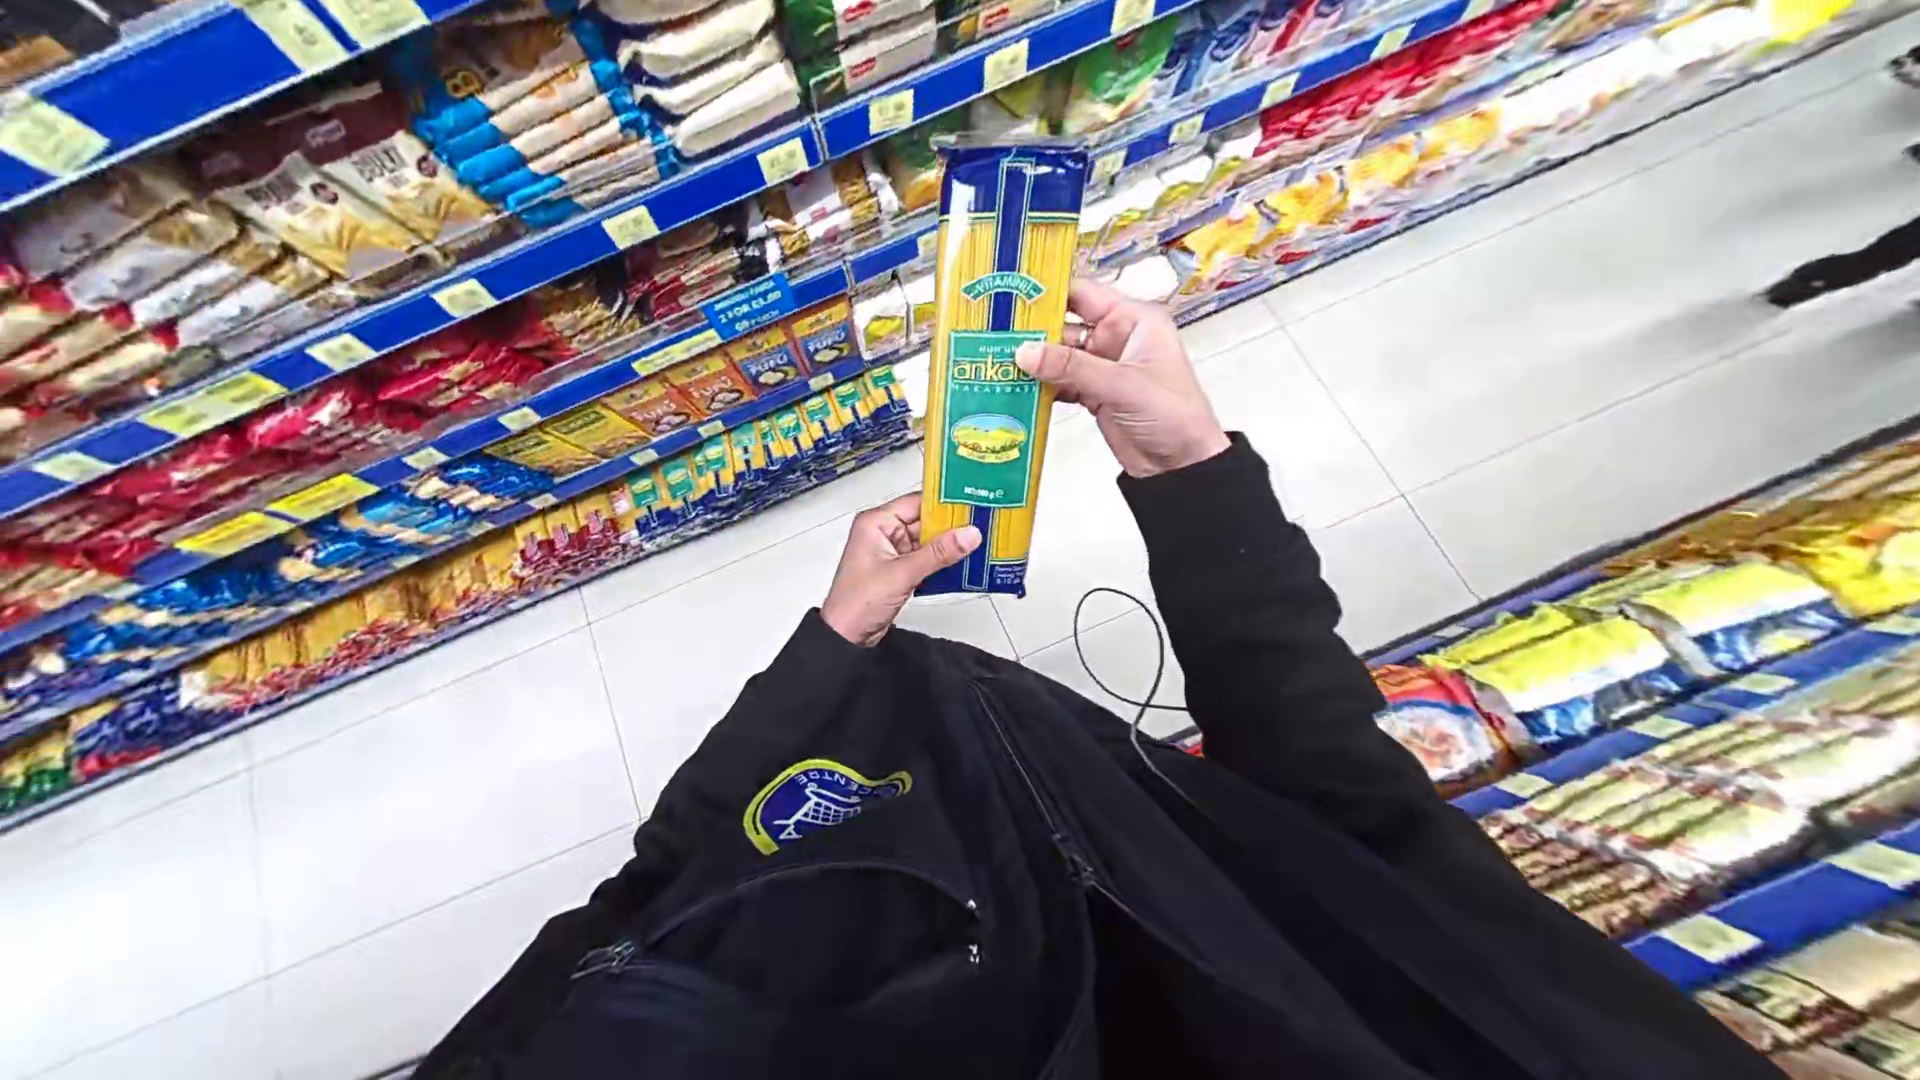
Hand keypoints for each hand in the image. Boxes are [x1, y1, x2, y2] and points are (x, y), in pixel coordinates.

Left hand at [821, 494, 981, 645]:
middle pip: (925, 520)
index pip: (916, 502)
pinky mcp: (899, 569)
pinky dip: (942, 560)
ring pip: (928, 540)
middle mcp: (883, 533)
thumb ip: (938, 553)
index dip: (944, 502)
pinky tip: (962, 561)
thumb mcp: (903, 573)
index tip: (971, 501)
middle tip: (981, 523)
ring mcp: (892, 552)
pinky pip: (926, 557)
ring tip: (977, 541)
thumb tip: (967, 534)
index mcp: (876, 523)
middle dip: (951, 525)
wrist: (846, 637)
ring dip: (949, 544)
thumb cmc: (856, 603)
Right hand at [1015, 279, 1229, 477]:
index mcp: (1133, 321)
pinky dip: (1041, 387)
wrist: (1181, 466)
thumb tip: (1026, 351)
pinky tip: (1018, 388)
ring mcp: (1103, 368)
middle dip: (1033, 331)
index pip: (1084, 294)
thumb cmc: (1174, 416)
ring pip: (1059, 357)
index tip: (1013, 294)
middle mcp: (1117, 339)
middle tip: (994, 332)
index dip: (1050, 292)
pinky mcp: (1094, 394)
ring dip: (1034, 362)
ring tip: (997, 360)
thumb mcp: (1122, 385)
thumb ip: (1072, 367)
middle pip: (1065, 326)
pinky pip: (1061, 383)